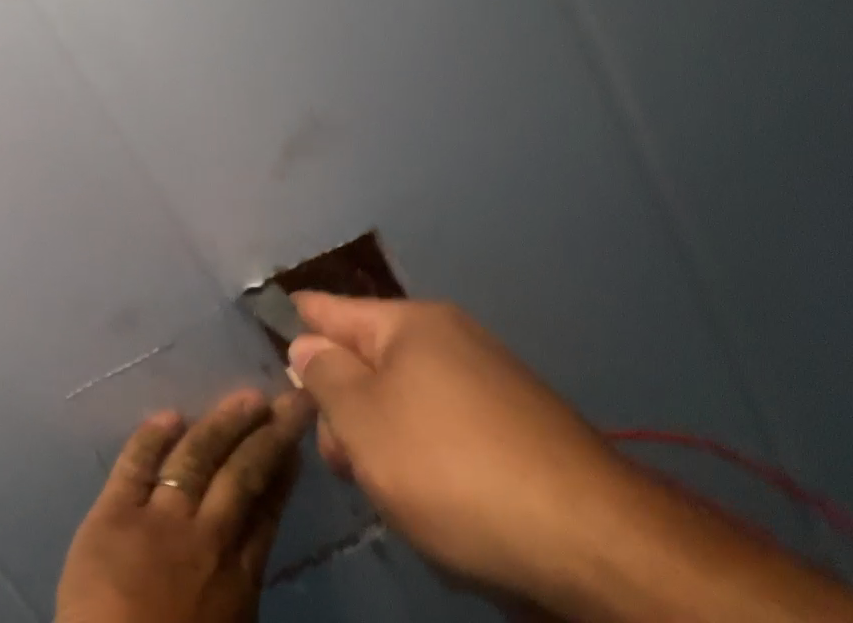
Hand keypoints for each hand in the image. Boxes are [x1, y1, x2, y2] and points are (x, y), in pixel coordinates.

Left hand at [55, 388, 312, 622]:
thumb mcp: (226, 622)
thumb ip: (232, 584)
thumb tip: (242, 552)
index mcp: (238, 575)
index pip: (265, 510)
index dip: (281, 473)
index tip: (296, 443)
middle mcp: (206, 539)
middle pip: (242, 477)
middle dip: (268, 436)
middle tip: (289, 400)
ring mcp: (160, 522)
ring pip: (197, 461)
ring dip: (223, 426)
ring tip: (247, 398)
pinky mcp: (114, 514)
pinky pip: (136, 466)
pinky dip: (152, 438)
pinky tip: (169, 416)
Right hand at [285, 294, 631, 599]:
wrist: (593, 544)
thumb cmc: (449, 467)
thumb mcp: (360, 419)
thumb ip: (322, 374)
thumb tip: (308, 344)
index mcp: (409, 324)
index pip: (326, 308)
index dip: (290, 325)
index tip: (260, 342)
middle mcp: (451, 342)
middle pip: (364, 361)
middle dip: (340, 406)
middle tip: (341, 459)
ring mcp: (490, 387)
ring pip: (401, 403)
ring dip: (378, 441)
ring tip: (389, 490)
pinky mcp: (517, 434)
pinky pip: (443, 432)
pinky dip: (423, 459)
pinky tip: (432, 500)